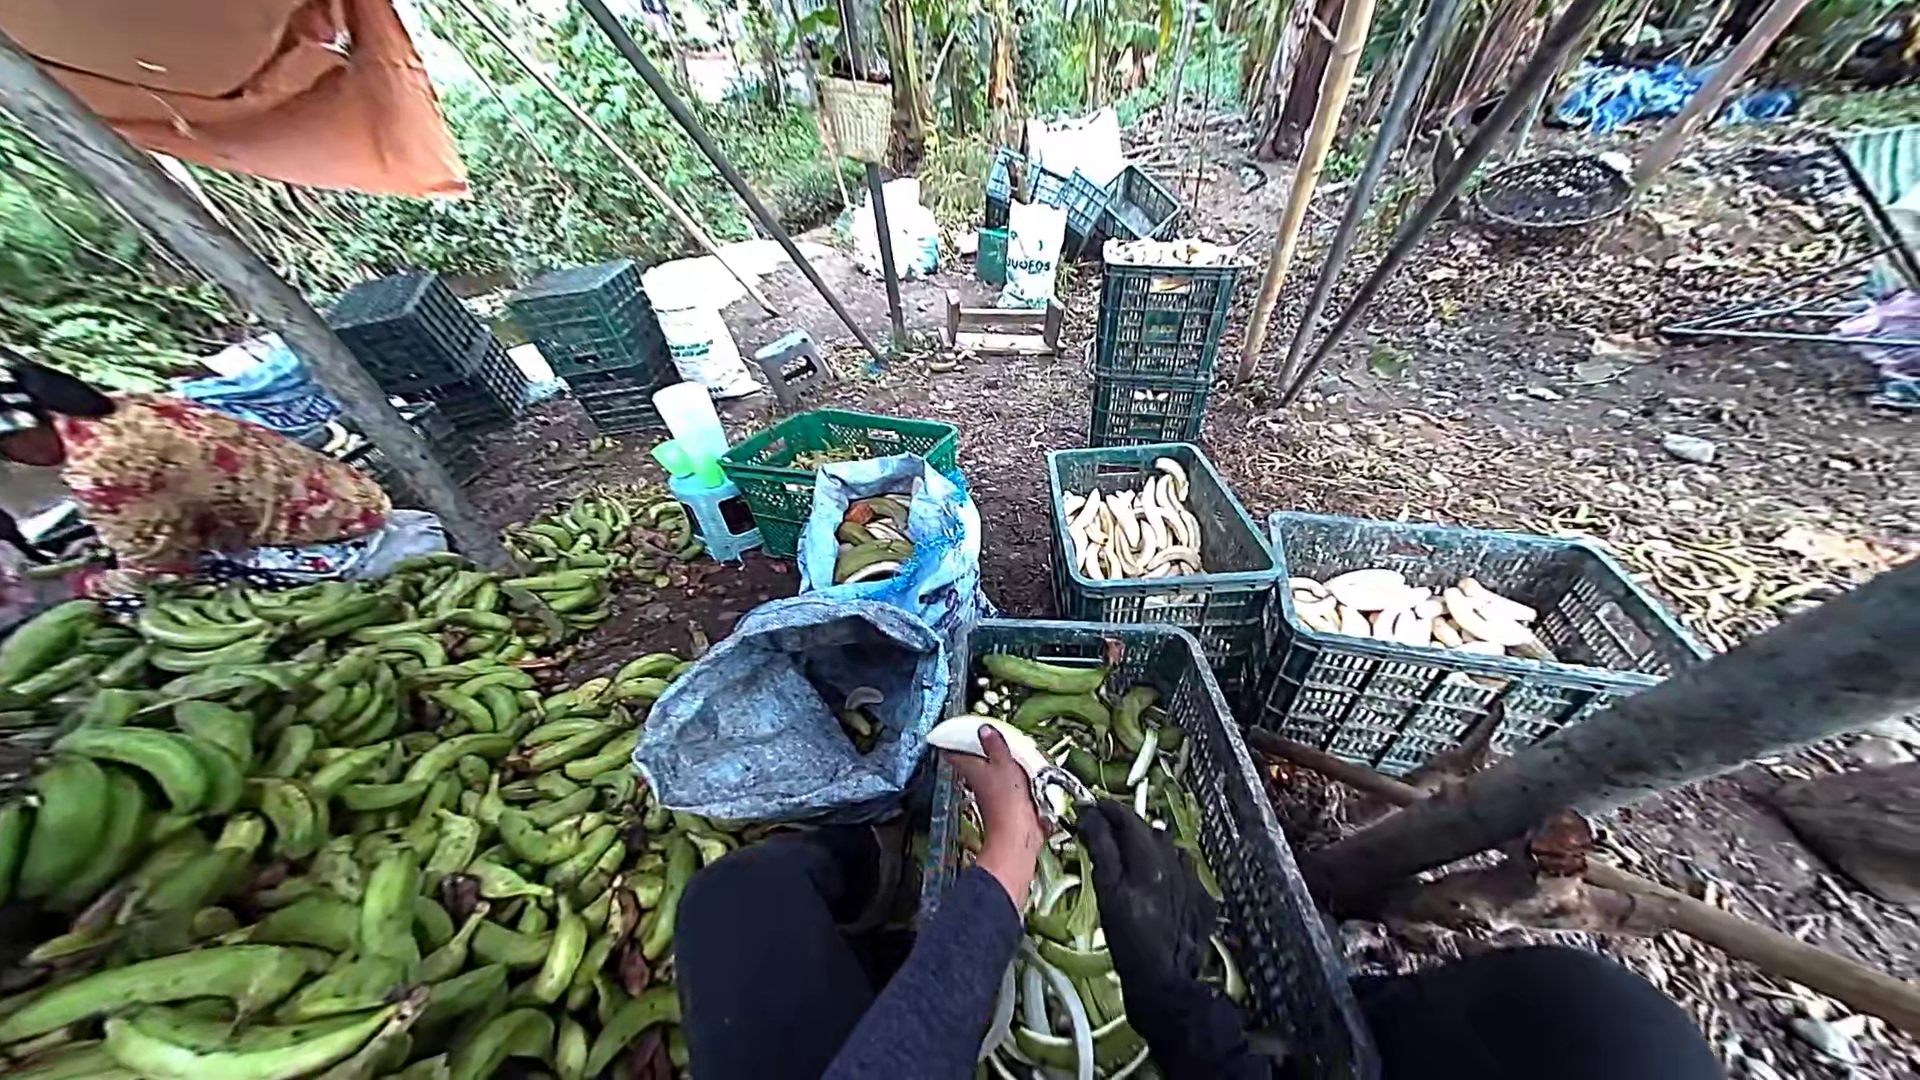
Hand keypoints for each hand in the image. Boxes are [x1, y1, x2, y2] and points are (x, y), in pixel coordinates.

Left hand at [949, 725, 1043, 906]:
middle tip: (978, 738)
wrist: (1018, 836)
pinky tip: (1020, 773)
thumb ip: (995, 745)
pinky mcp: (1006, 805)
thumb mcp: (1004, 763)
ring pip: (986, 773)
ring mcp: (990, 795)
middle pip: (969, 763)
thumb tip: (984, 728)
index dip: (950, 742)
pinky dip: (1009, 777)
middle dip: (973, 751)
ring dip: (993, 763)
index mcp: (972, 769)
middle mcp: (977, 782)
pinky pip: (1004, 785)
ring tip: (1002, 750)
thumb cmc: (1006, 802)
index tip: (950, 733)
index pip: (953, 753)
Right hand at [1074, 800, 1216, 1006]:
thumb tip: (1090, 817)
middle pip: (1147, 829)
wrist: (1164, 984)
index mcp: (1150, 859)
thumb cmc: (1128, 938)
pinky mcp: (1203, 898)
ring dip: (1147, 844)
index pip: (1127, 818)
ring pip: (1166, 847)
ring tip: (1130, 856)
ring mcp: (1193, 880)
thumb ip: (1100, 848)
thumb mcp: (1106, 891)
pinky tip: (1158, 881)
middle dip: (1124, 825)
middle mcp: (1175, 862)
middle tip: (1103, 830)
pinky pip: (1183, 869)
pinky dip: (1167, 866)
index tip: (1091, 806)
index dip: (1107, 808)